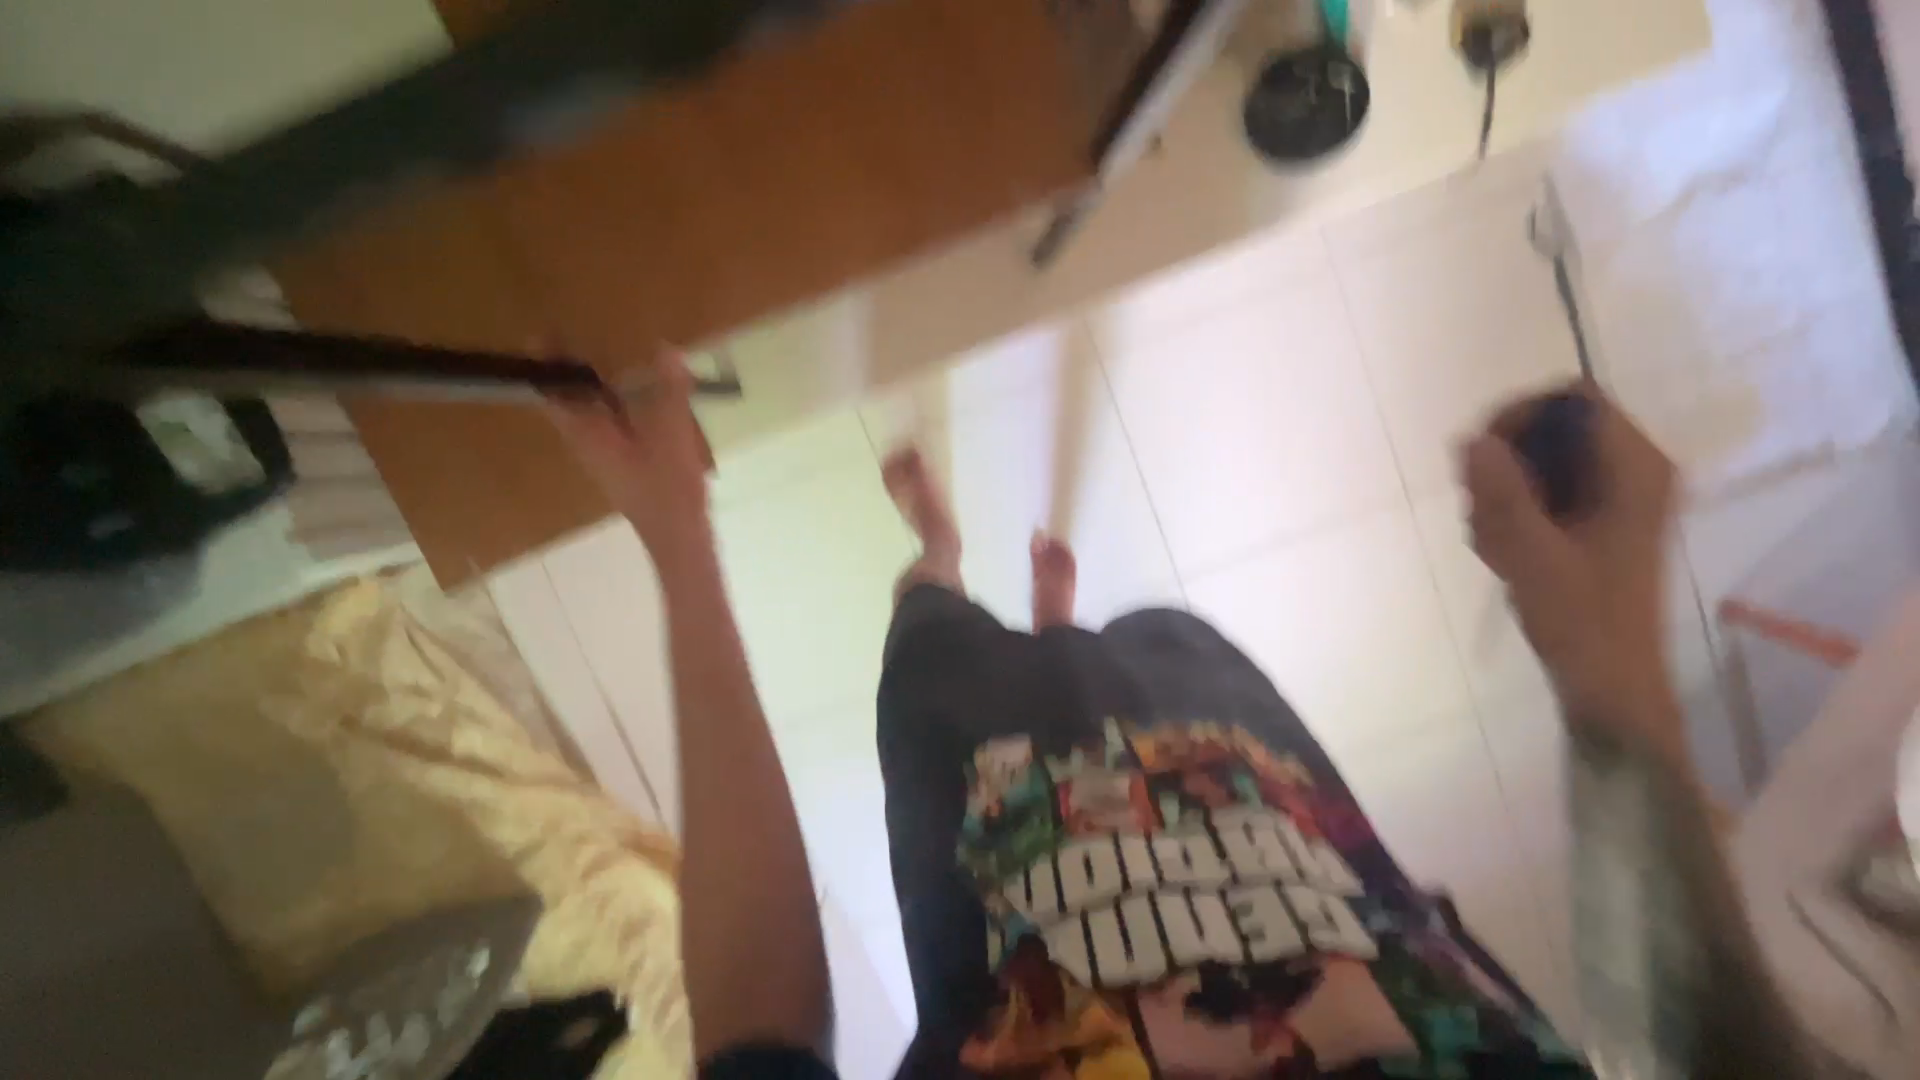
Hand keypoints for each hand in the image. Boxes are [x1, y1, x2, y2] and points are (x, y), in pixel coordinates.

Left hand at [546, 350, 714, 568]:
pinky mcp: (625, 467)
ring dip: (593, 389)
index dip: (546, 364)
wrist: (677, 538)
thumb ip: (669, 393)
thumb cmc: (667, 489)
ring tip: (606, 360)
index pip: (554, 394)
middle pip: (569, 403)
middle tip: (575, 339)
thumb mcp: (672, 435)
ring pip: (590, 416)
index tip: (542, 333)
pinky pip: (611, 427)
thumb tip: (666, 349)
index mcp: (589, 435)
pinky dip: (616, 406)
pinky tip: (639, 398)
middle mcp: (589, 445)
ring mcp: (606, 458)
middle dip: (570, 372)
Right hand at [1461, 385, 1682, 747]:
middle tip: (1482, 511)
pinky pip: (1537, 491)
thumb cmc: (1581, 618)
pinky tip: (1501, 552)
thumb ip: (1503, 494)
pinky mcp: (1591, 519)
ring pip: (1536, 462)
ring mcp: (1611, 496)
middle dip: (1502, 463)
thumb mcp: (1533, 555)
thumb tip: (1472, 439)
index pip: (1574, 401)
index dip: (1521, 418)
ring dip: (1498, 495)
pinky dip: (1509, 514)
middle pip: (1549, 429)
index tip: (1482, 460)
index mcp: (1636, 470)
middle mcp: (1630, 471)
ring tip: (1492, 542)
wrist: (1608, 679)